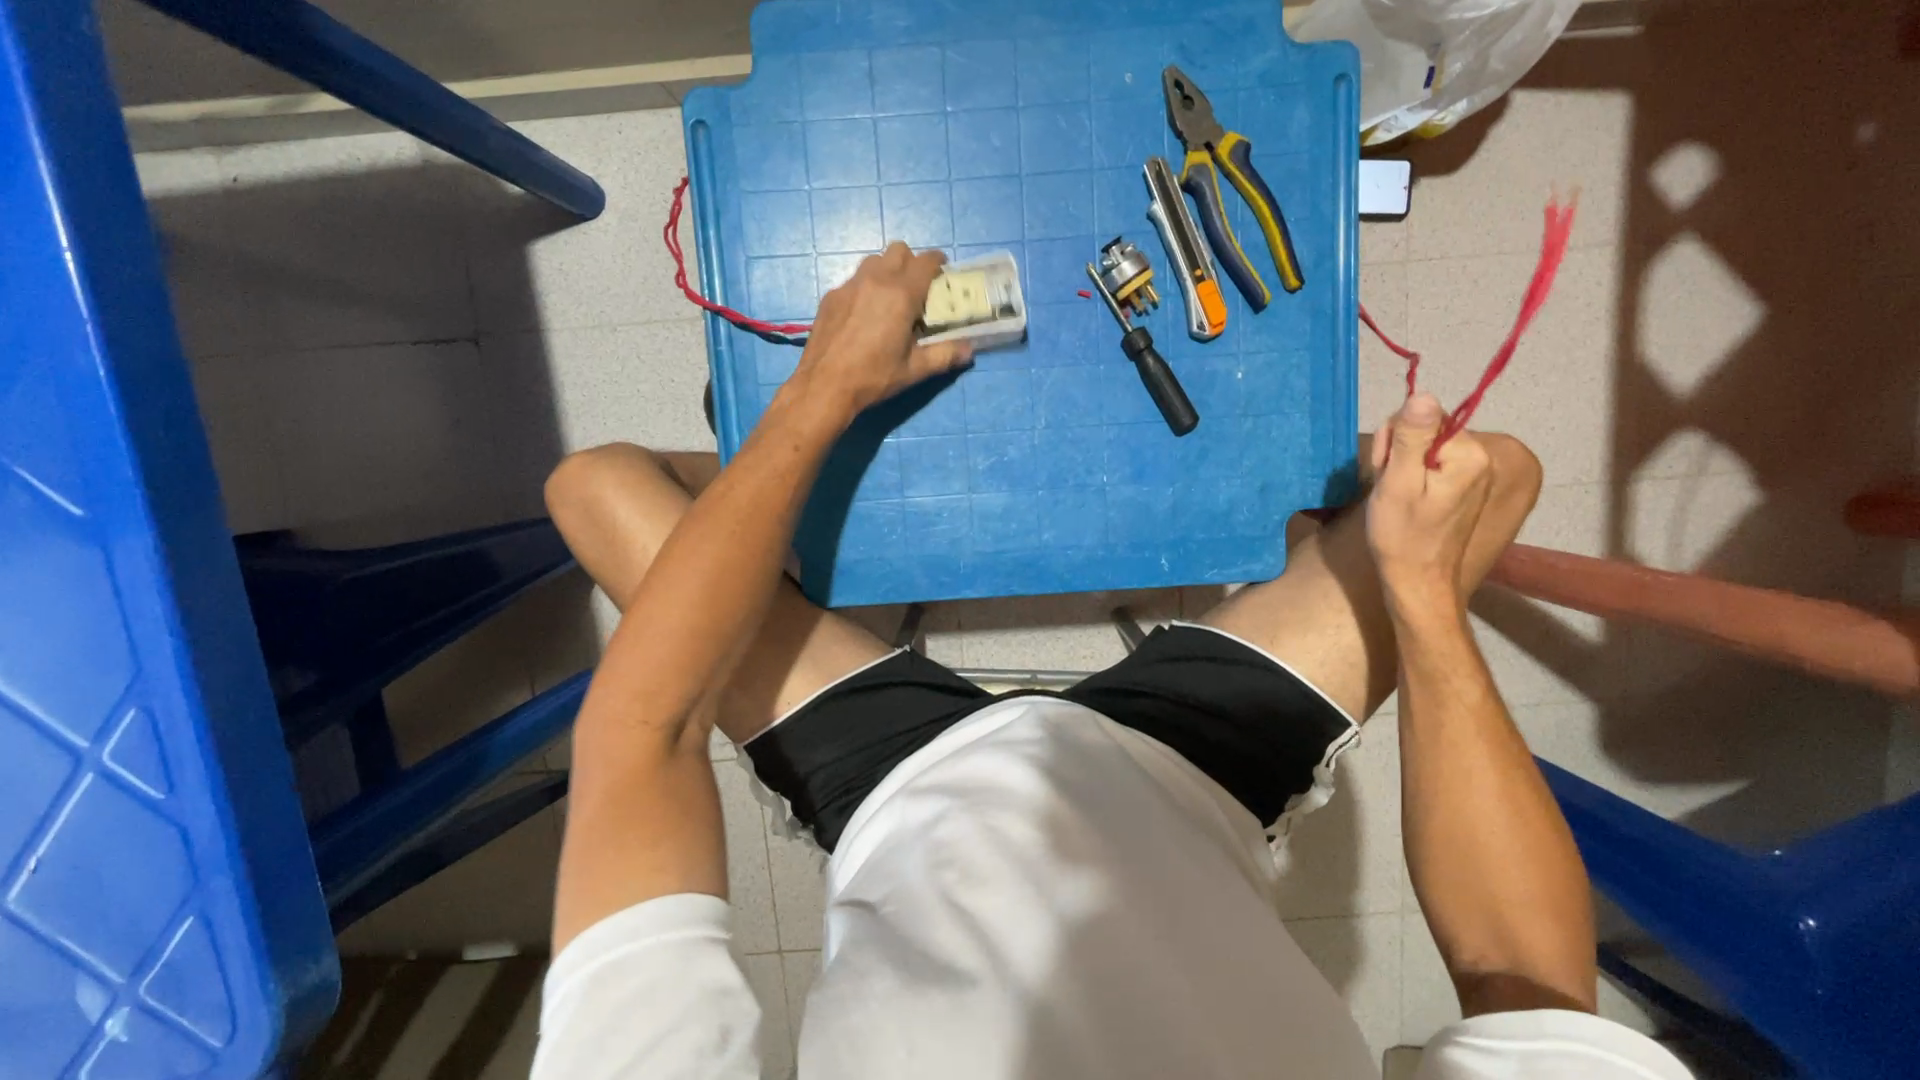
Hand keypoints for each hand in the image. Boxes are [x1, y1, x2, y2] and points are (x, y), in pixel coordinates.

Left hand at [787, 243, 973, 416]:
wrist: (824, 386)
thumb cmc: (874, 377)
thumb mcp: (914, 370)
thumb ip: (945, 355)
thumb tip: (969, 350)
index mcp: (901, 294)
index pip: (926, 261)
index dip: (938, 262)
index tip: (943, 271)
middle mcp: (875, 280)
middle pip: (898, 250)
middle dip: (911, 263)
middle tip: (916, 288)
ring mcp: (849, 286)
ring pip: (873, 262)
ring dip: (887, 271)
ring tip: (889, 299)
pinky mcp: (831, 297)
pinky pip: (853, 281)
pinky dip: (865, 288)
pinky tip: (863, 315)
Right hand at [1365, 394, 1493, 612]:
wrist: (1417, 582)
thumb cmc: (1402, 535)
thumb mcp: (1398, 483)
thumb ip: (1410, 438)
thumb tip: (1423, 394)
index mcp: (1469, 454)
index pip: (1424, 415)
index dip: (1395, 437)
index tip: (1387, 470)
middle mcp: (1480, 458)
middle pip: (1425, 428)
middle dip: (1397, 450)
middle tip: (1389, 486)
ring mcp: (1474, 473)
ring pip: (1424, 445)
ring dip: (1401, 464)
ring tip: (1395, 495)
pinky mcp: (1464, 486)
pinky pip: (1431, 463)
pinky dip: (1411, 476)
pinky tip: (1404, 498)